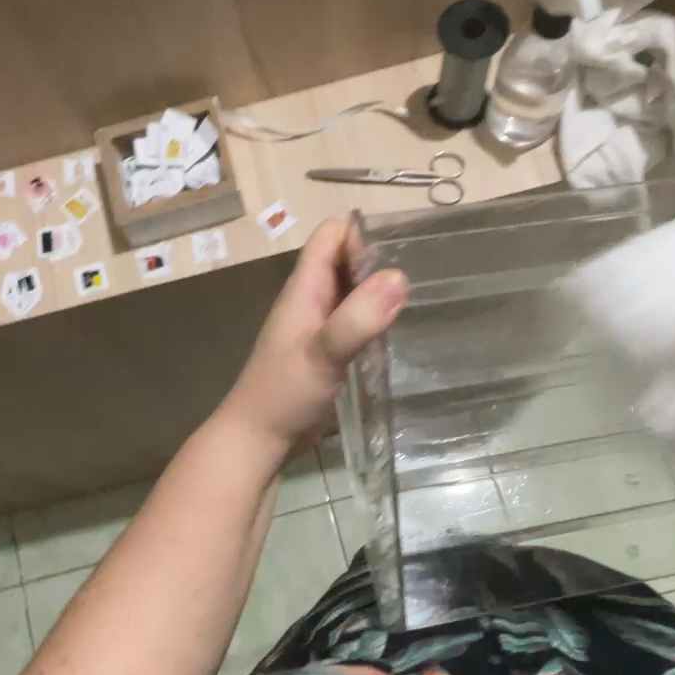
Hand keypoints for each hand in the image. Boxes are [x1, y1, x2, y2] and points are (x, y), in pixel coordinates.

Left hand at [217, 218, 407, 457]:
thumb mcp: (323, 354)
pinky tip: (394, 336)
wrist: (258, 439)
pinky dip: (373, 320)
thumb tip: (400, 277)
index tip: (395, 260)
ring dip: (378, 293)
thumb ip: (358, 319)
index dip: (361, 236)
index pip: (331, 235)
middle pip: (345, 260)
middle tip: (416, 283)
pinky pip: (353, 321)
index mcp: (303, 288)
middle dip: (377, 263)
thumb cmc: (284, 393)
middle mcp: (310, 300)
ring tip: (413, 306)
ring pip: (351, 292)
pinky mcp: (326, 351)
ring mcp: (317, 326)